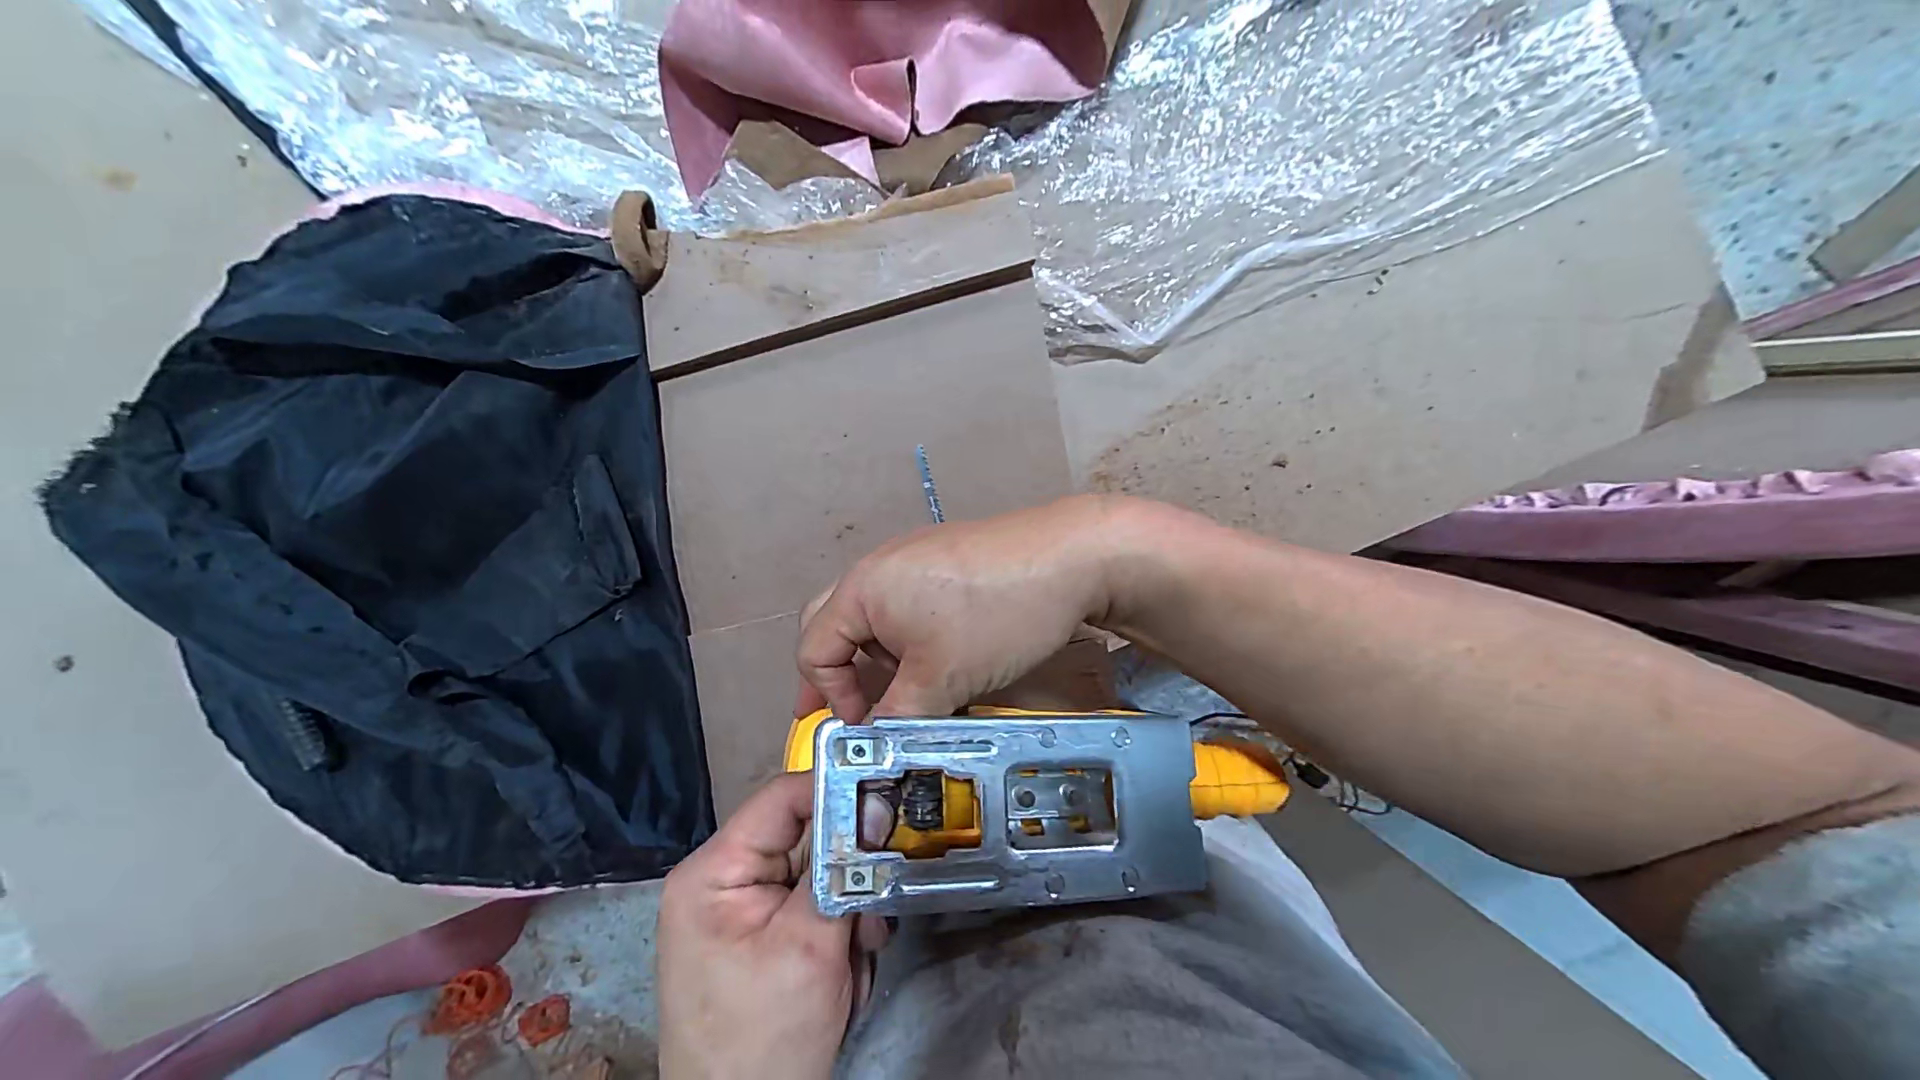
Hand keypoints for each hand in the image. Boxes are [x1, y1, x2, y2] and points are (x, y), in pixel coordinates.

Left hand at [657, 773, 882, 1079]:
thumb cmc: (763, 1039)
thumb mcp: (809, 946)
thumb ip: (842, 870)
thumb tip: (876, 804)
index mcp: (715, 870)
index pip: (783, 797)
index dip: (837, 788)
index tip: (888, 793)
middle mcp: (725, 879)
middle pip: (806, 838)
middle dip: (848, 872)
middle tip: (875, 903)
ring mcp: (744, 909)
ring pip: (819, 874)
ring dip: (849, 911)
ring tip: (855, 955)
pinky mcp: (764, 934)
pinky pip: (815, 907)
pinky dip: (840, 932)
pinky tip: (844, 970)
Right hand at [796, 495, 1144, 720]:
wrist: (1072, 557)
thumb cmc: (996, 617)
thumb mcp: (942, 678)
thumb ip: (897, 717)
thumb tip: (871, 748)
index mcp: (862, 587)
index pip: (813, 649)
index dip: (829, 698)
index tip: (864, 728)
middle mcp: (879, 565)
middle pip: (834, 625)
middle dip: (840, 673)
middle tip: (853, 709)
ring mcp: (916, 557)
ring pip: (876, 617)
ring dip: (882, 658)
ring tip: (911, 690)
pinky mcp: (948, 559)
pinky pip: (910, 604)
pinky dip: (912, 638)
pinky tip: (945, 659)